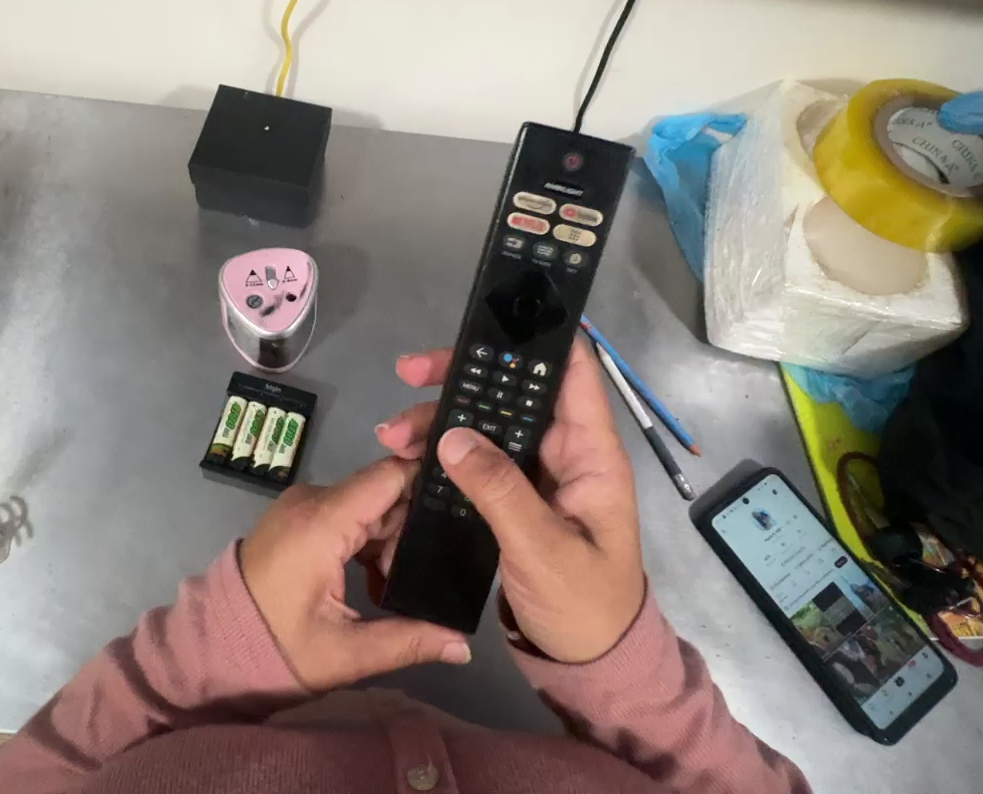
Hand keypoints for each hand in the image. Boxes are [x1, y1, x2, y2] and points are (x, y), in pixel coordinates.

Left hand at [239, 456, 473, 689]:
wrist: (212, 646)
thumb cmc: (275, 647)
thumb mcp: (344, 653)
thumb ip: (407, 642)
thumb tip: (464, 646)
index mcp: (322, 522)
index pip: (387, 476)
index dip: (426, 482)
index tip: (463, 502)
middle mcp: (312, 500)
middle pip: (381, 491)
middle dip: (409, 526)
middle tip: (430, 569)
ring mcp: (302, 505)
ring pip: (366, 503)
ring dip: (388, 537)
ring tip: (401, 582)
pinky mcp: (297, 516)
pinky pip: (346, 513)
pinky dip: (366, 538)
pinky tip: (378, 578)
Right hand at [378, 337, 645, 662]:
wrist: (584, 660)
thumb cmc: (583, 604)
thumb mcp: (543, 550)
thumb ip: (500, 492)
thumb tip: (451, 436)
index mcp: (590, 452)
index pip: (572, 373)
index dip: (537, 338)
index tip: (485, 323)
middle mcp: (562, 448)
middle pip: (513, 390)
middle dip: (461, 378)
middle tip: (409, 371)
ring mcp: (535, 468)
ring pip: (486, 421)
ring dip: (439, 419)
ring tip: (392, 434)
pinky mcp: (513, 490)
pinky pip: (475, 454)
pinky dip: (441, 450)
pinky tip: (406, 455)